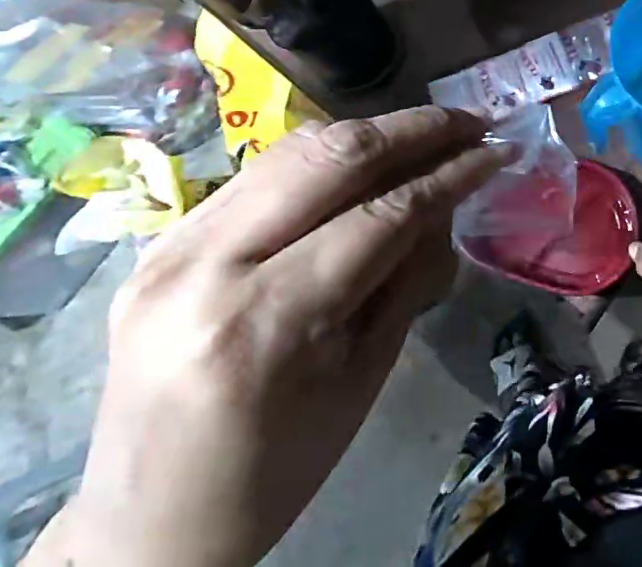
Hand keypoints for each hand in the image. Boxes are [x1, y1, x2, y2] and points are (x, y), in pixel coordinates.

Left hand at [48, 107, 506, 566]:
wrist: (149, 519)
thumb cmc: (275, 471)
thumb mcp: (360, 381)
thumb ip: (405, 279)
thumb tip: (445, 203)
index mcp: (262, 323)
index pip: (378, 217)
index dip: (446, 177)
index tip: (493, 152)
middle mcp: (206, 264)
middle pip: (329, 158)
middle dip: (411, 130)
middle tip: (467, 121)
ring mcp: (171, 243)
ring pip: (289, 151)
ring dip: (367, 135)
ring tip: (422, 133)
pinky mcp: (161, 238)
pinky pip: (256, 178)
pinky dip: (319, 162)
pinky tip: (359, 162)